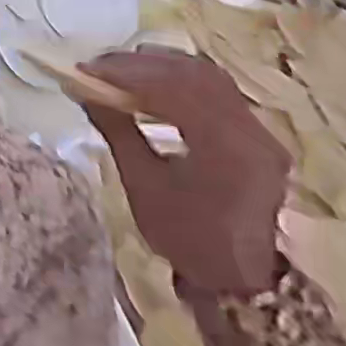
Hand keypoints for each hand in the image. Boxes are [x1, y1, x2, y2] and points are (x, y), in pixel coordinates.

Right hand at [81, 49, 290, 293]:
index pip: (173, 87)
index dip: (126, 72)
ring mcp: (260, 129)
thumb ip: (117, 130)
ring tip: (120, 71)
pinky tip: (153, 86)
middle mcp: (251, 129)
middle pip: (193, 73)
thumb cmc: (188, 239)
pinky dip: (181, 80)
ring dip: (161, 67)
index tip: (87, 69)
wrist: (241, 280)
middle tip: (99, 66)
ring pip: (207, 76)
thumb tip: (86, 92)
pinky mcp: (257, 132)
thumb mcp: (143, 185)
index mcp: (225, 146)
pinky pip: (216, 90)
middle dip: (141, 64)